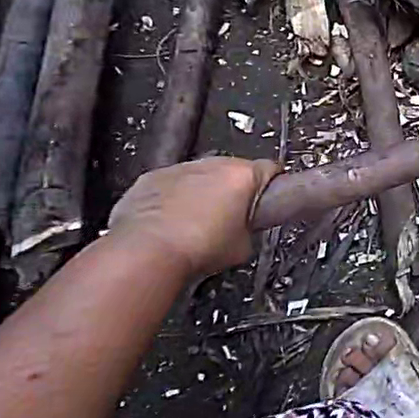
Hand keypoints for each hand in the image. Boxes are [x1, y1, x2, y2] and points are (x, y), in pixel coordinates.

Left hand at [105, 157, 278, 278]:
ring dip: (201, 193)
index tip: (268, 197)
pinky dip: (172, 199)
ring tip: (194, 225)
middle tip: (230, 218)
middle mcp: (212, 164)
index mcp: (242, 176)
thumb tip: (242, 231)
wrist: (146, 253)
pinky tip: (169, 224)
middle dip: (233, 190)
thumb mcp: (242, 248)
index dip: (272, 185)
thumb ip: (249, 230)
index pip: (270, 169)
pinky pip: (169, 185)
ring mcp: (179, 168)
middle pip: (232, 171)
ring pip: (199, 176)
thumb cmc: (197, 248)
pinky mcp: (151, 178)